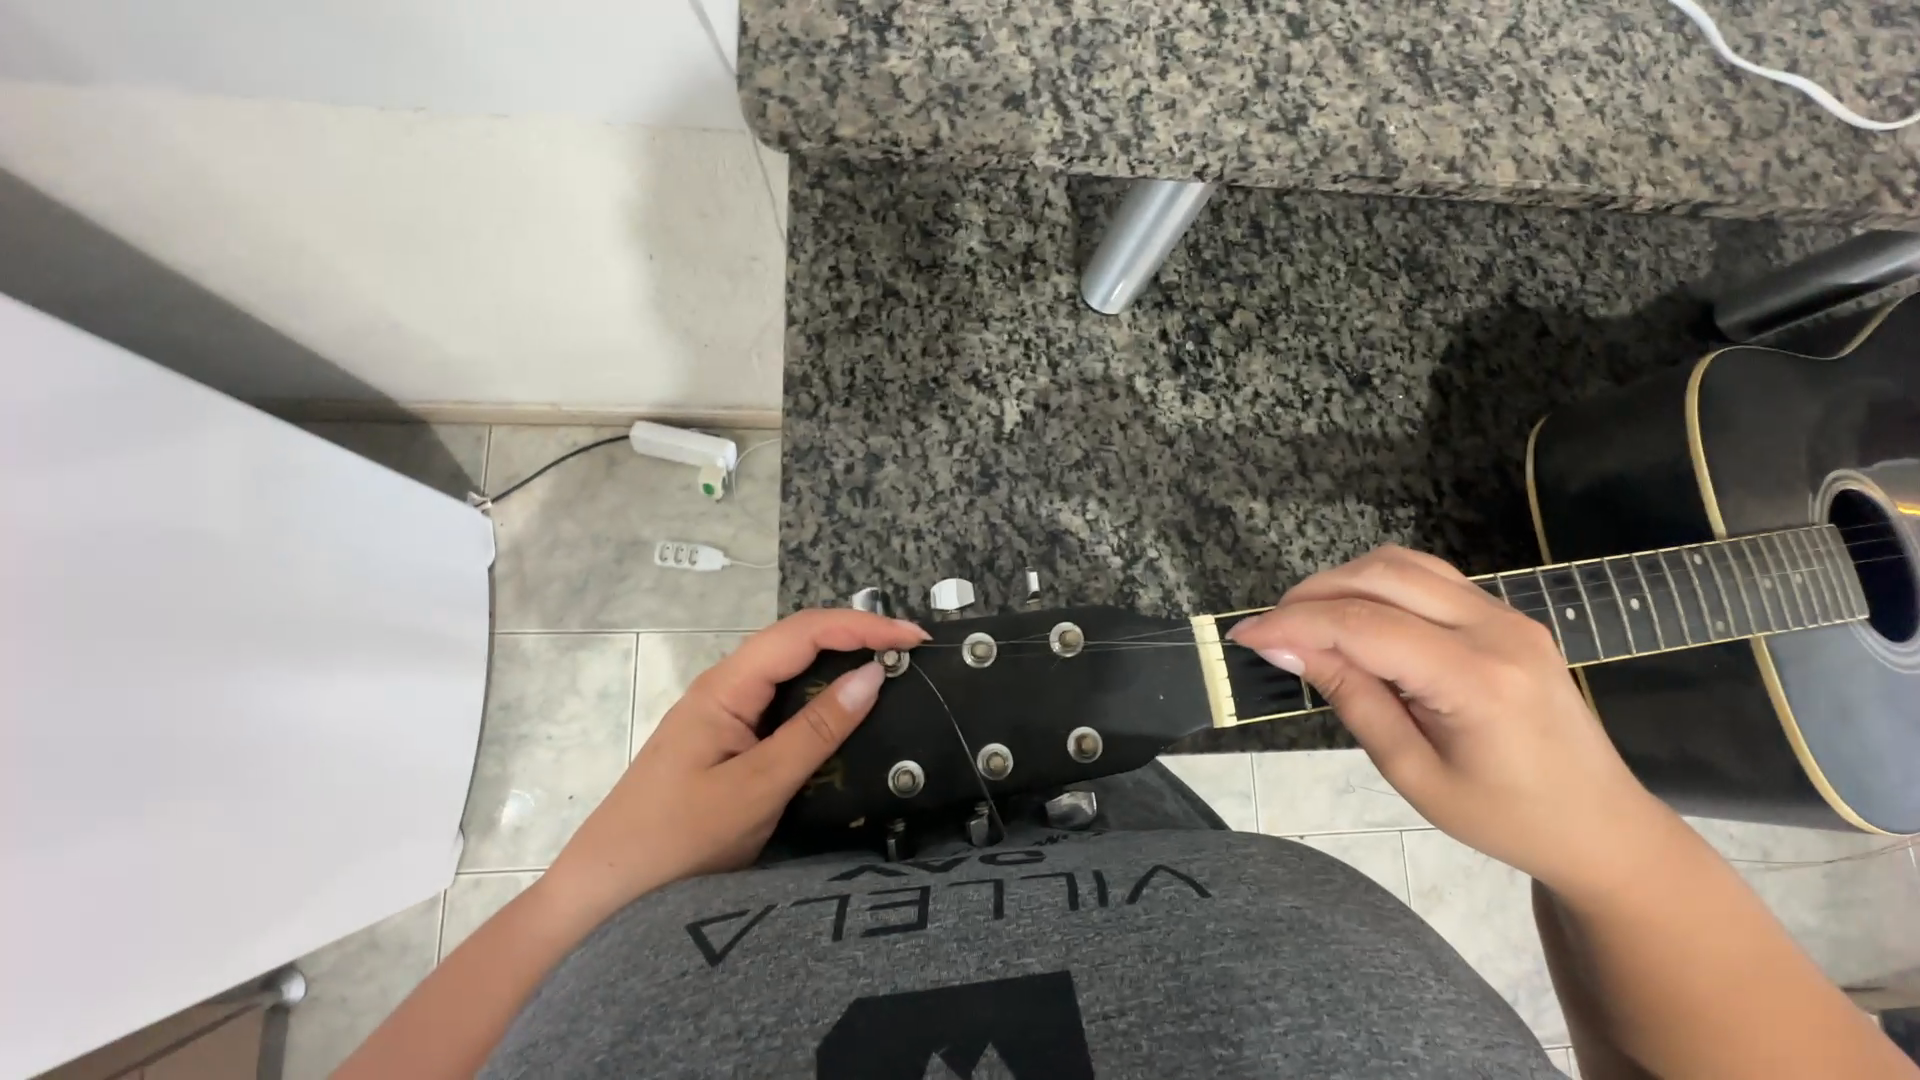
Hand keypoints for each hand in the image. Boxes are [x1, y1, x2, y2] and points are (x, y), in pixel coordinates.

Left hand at [540, 609, 928, 922]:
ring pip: (789, 674)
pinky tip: (845, 717)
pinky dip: (820, 702)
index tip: (913, 639)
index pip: (803, 633)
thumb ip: (815, 732)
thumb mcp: (756, 788)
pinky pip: (781, 708)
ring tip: (891, 676)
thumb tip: (871, 675)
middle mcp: (724, 690)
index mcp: (726, 687)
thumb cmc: (676, 843)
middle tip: (911, 654)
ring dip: (839, 666)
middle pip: (796, 643)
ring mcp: (723, 718)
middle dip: (855, 636)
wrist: (602, 899)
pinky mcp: (727, 746)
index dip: (861, 626)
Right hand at [1227, 546, 1676, 895]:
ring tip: (1304, 622)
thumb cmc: (1504, 817)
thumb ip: (1352, 697)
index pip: (1364, 625)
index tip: (1244, 637)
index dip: (1294, 623)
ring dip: (1341, 582)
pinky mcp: (1504, 614)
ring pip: (1402, 564)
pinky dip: (1375, 584)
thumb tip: (1286, 647)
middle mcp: (1496, 629)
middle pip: (1381, 577)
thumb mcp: (1413, 772)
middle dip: (1311, 594)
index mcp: (1476, 680)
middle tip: (1269, 631)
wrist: (1601, 825)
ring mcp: (1506, 614)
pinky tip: (1353, 616)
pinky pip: (1426, 576)